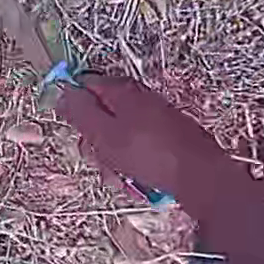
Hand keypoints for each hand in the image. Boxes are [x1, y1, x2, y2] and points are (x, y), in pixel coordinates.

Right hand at [56, 74, 227, 200]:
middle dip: (93, 139)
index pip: (85, 85)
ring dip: (110, 157)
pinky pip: (135, 146)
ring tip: (118, 175)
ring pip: (117, 134)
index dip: (73, 105)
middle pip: (100, 113)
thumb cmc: (150, 155)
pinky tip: (133, 178)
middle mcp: (139, 99)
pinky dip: (129, 162)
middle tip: (97, 157)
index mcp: (122, 91)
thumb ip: (80, 111)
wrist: (199, 177)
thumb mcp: (103, 134)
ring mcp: (154, 118)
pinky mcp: (165, 137)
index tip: (72, 127)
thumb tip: (63, 92)